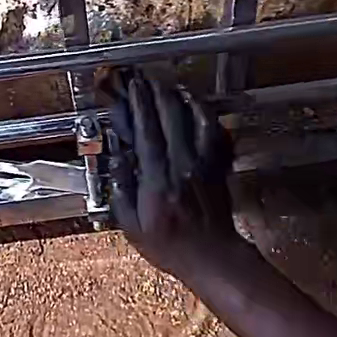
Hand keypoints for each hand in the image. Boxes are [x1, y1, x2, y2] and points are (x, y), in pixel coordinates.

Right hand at [102, 70, 254, 283]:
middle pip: (171, 119)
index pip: (148, 133)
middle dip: (157, 94)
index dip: (140, 106)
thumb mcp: (133, 226)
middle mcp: (182, 166)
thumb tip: (119, 158)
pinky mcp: (217, 167)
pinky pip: (214, 134)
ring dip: (182, 100)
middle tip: (147, 80)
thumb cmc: (170, 246)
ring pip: (196, 121)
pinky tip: (198, 107)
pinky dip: (205, 116)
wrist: (212, 257)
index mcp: (158, 180)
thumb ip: (122, 190)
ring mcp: (204, 164)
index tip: (133, 87)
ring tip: (171, 87)